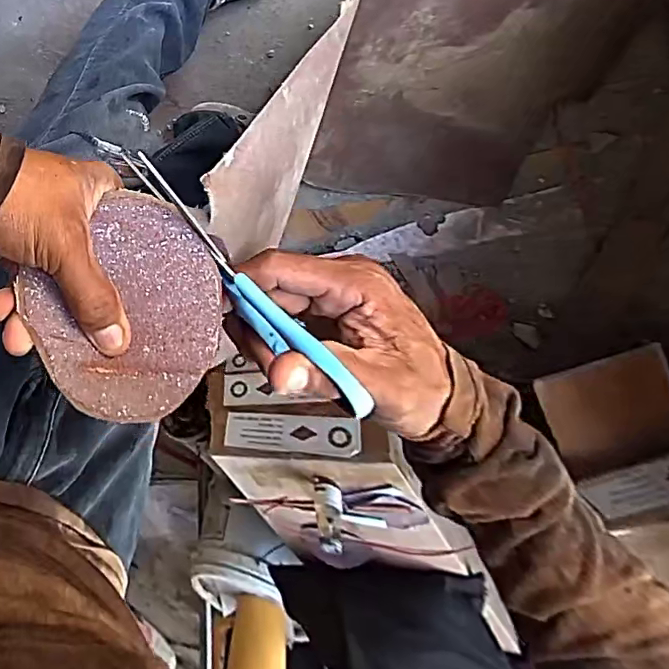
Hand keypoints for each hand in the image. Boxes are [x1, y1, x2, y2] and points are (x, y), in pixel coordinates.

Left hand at [0, 149, 130, 356]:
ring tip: (21, 335)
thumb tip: (115, 336)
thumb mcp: (66, 245)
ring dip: (37, 315)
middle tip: (74, 338)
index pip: (131, 243)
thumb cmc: (15, 193)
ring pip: (56, 285)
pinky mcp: (18, 247)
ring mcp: (46, 231)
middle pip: (92, 273)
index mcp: (101, 194)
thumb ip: (93, 294)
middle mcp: (78, 212)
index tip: (127, 316)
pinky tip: (3, 312)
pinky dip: (15, 303)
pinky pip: (27, 285)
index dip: (130, 282)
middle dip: (76, 312)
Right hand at [227, 250, 452, 439]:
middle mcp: (341, 279)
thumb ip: (326, 375)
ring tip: (280, 366)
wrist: (444, 401)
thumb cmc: (424, 388)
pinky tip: (285, 359)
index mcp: (357, 283)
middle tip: (261, 358)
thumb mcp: (378, 386)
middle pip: (270, 285)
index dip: (245, 285)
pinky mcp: (323, 309)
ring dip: (262, 334)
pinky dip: (272, 337)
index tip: (224, 309)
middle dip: (254, 322)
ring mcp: (331, 293)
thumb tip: (282, 370)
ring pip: (270, 300)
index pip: (282, 267)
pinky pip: (280, 314)